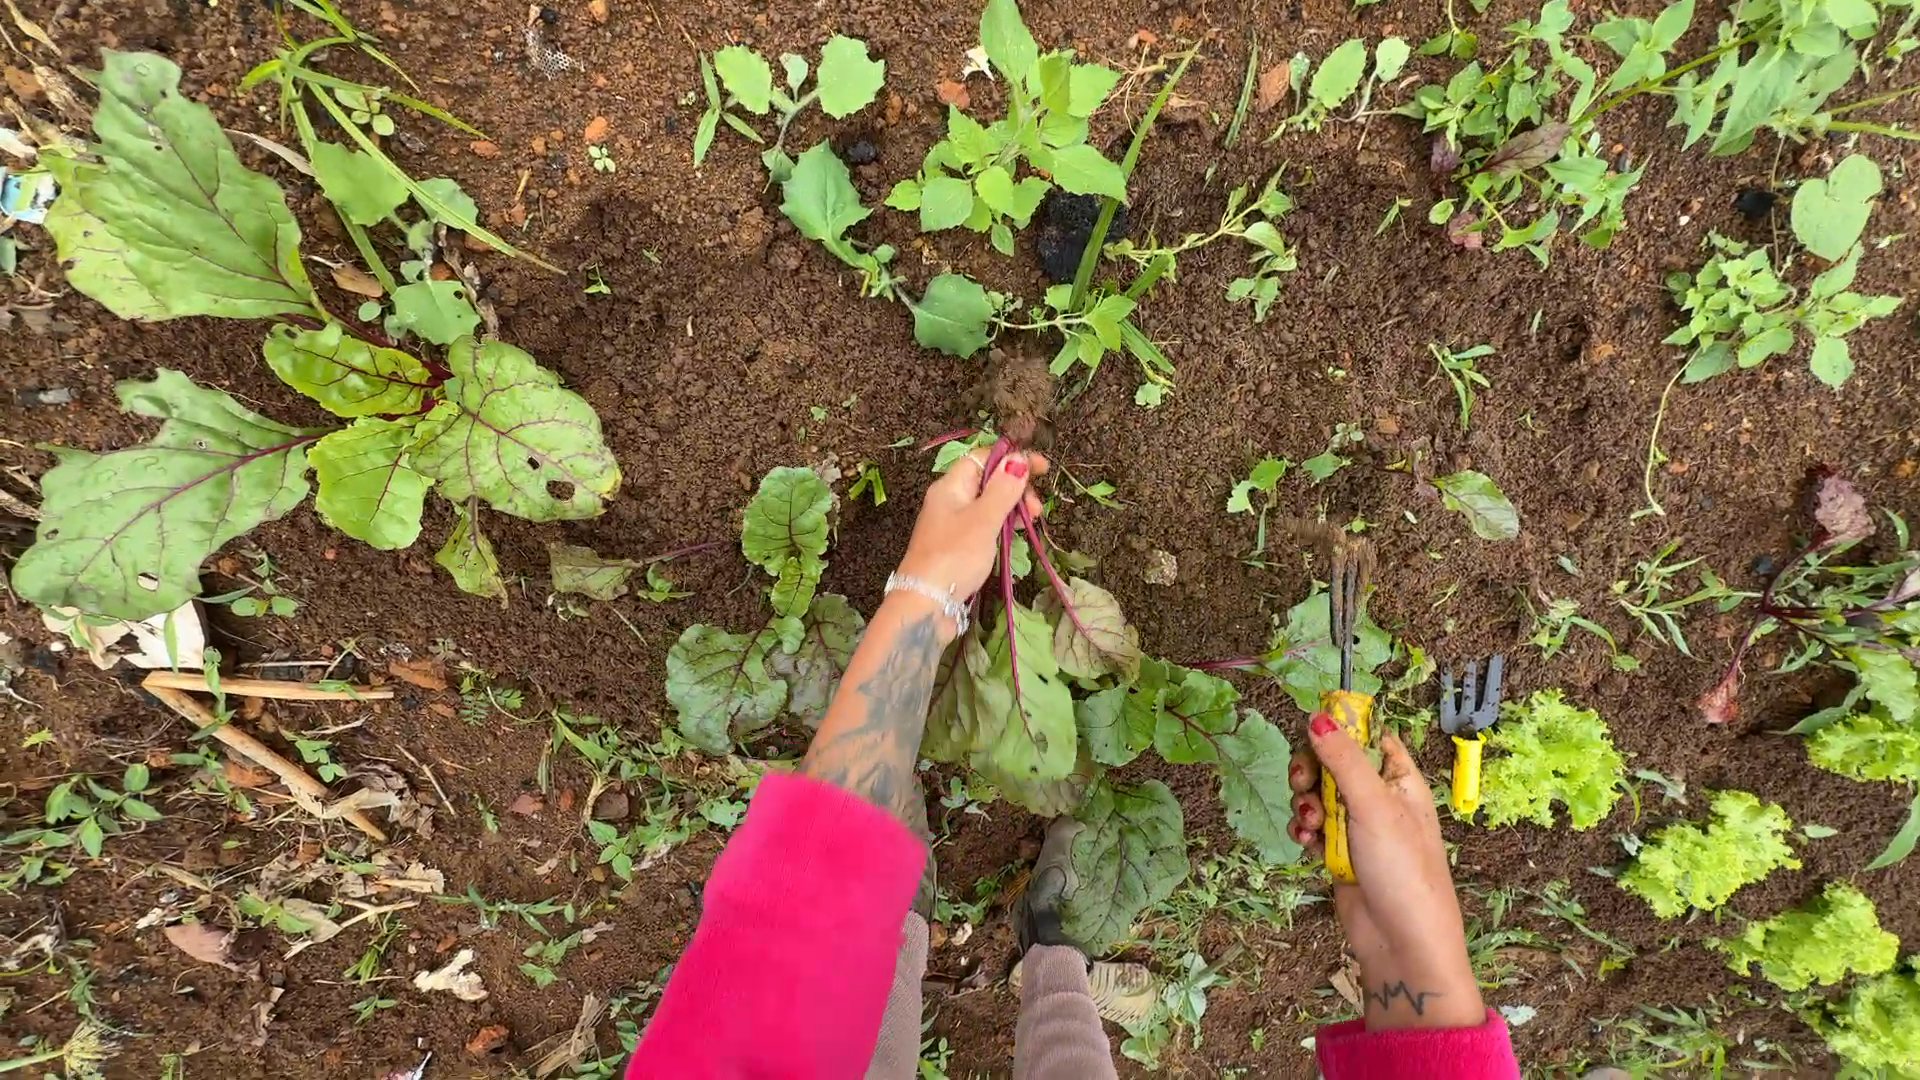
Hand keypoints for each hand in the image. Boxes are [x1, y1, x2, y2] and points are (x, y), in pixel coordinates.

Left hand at [894, 448, 1047, 607]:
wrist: (925, 604)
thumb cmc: (954, 557)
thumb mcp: (983, 520)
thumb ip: (1002, 489)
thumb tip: (1018, 458)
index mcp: (950, 486)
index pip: (983, 458)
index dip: (1013, 459)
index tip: (1042, 469)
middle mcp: (949, 500)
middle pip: (987, 480)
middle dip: (1016, 487)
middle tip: (1037, 507)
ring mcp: (953, 523)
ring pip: (988, 504)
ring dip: (1012, 507)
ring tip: (1032, 521)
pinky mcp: (958, 545)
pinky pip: (984, 524)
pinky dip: (1002, 525)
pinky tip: (1015, 534)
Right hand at [1286, 716, 1484, 1030]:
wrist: (1400, 945)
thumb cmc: (1403, 871)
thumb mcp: (1373, 807)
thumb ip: (1343, 760)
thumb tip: (1317, 715)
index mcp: (1400, 782)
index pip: (1370, 736)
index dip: (1342, 728)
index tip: (1313, 726)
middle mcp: (1379, 798)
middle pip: (1332, 761)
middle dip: (1311, 770)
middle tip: (1302, 782)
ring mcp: (1358, 824)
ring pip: (1317, 792)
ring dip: (1305, 804)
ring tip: (1311, 826)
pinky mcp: (1339, 848)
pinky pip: (1311, 824)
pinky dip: (1303, 829)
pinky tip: (1305, 843)